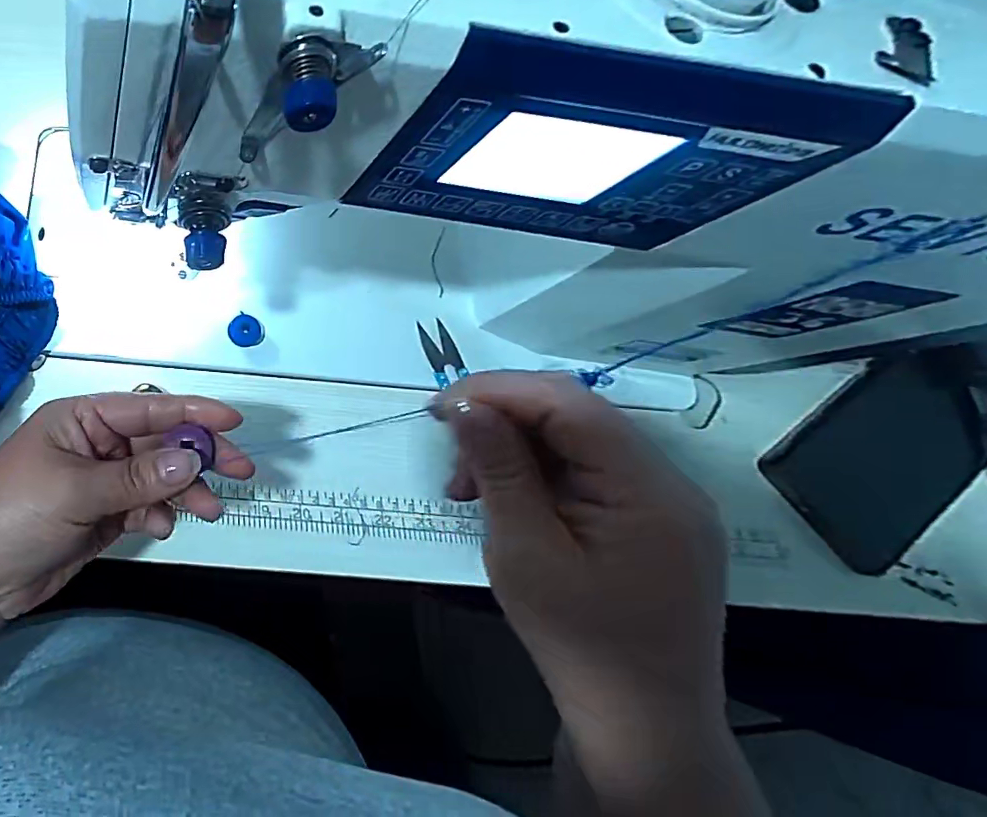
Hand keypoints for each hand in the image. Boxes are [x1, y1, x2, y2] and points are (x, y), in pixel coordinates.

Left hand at [0, 392, 254, 619]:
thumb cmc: (15, 514)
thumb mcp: (76, 491)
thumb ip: (136, 477)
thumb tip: (191, 460)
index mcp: (79, 419)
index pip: (144, 408)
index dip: (190, 412)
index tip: (232, 422)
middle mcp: (92, 443)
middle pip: (156, 442)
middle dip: (196, 456)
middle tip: (240, 472)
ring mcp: (97, 480)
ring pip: (154, 476)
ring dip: (181, 490)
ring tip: (207, 510)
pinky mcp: (99, 514)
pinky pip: (142, 505)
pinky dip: (156, 513)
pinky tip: (157, 527)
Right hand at [439, 371, 727, 731]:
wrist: (638, 715)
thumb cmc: (575, 635)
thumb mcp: (523, 548)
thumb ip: (499, 468)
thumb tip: (464, 405)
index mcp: (648, 491)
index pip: (569, 404)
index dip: (497, 391)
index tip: (439, 410)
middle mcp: (667, 483)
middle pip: (574, 412)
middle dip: (500, 414)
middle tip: (446, 441)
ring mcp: (661, 500)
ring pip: (574, 435)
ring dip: (511, 443)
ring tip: (466, 484)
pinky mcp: (646, 516)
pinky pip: (583, 466)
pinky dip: (532, 467)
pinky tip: (500, 495)